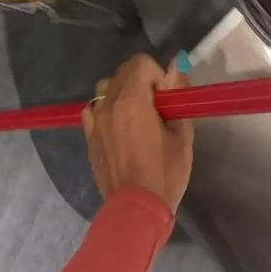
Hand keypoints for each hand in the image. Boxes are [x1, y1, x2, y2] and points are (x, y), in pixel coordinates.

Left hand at [82, 54, 193, 212]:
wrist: (136, 208)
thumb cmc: (165, 173)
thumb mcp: (181, 134)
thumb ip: (177, 97)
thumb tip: (174, 70)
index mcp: (131, 101)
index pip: (140, 63)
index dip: (157, 75)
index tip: (167, 97)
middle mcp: (108, 106)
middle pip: (121, 74)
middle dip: (141, 81)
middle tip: (156, 107)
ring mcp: (94, 123)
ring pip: (104, 91)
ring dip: (121, 94)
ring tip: (136, 117)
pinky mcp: (89, 139)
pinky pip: (94, 112)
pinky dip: (106, 112)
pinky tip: (118, 130)